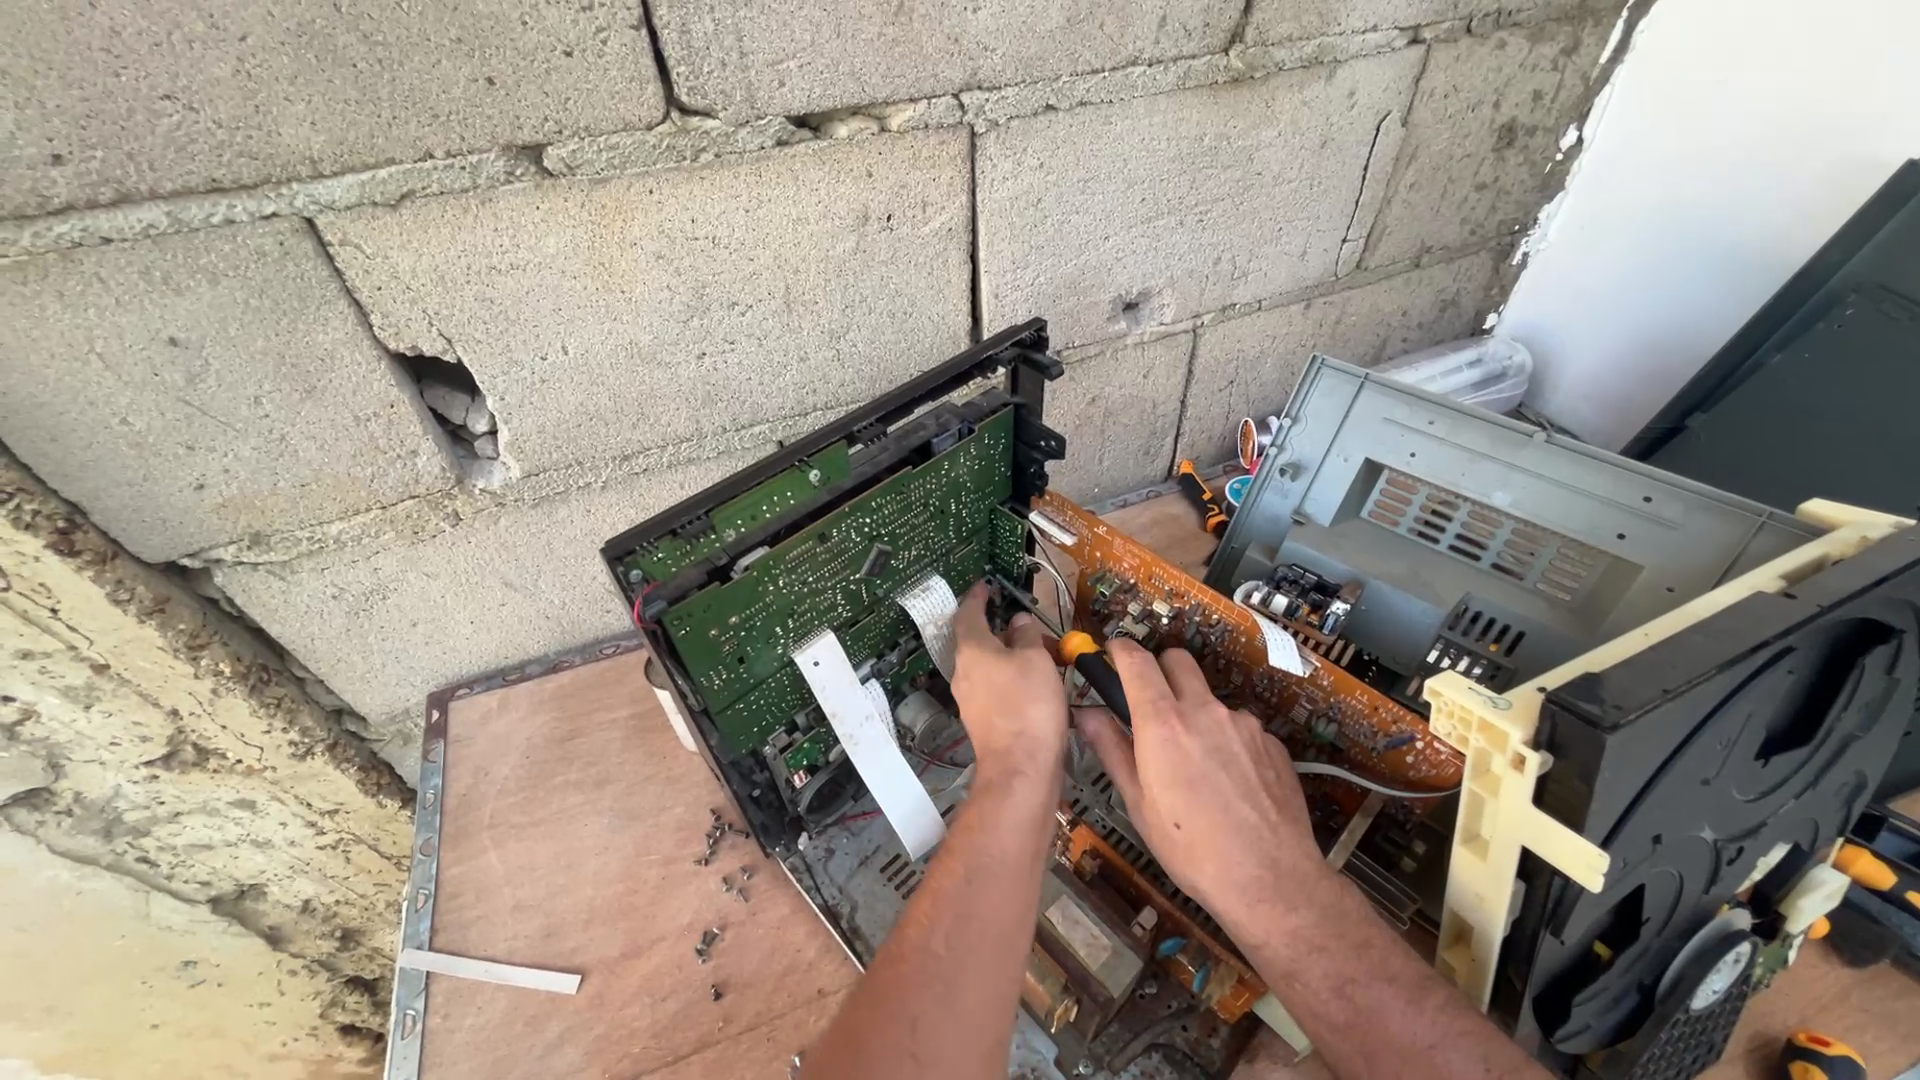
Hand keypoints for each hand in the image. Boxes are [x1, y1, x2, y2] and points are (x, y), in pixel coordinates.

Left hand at [949, 582, 1069, 793]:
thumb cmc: (1029, 706)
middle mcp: (963, 672)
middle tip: (1029, 625)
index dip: (978, 596)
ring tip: (1043, 655)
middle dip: (1003, 630)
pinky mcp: (981, 720)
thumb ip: (1027, 635)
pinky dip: (1011, 677)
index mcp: (971, 649)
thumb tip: (1019, 622)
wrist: (1021, 768)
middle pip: (978, 640)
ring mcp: (969, 698)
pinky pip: (994, 687)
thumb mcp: (1037, 659)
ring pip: (988, 665)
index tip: (986, 585)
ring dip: (1011, 655)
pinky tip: (1035, 684)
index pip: (968, 612)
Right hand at [1076, 639, 1338, 931]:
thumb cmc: (1190, 849)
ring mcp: (1244, 724)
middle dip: (1159, 670)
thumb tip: (1085, 713)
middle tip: (1150, 704)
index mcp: (1163, 722)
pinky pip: (1240, 726)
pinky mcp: (1272, 742)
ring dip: (1195, 711)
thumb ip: (1111, 748)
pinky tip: (1230, 782)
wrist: (1270, 880)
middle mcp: (1205, 710)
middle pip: (1177, 660)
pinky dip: (1227, 739)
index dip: (1120, 650)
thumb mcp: (1138, 803)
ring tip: (1195, 762)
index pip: (1136, 660)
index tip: (1112, 655)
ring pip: (1210, 697)